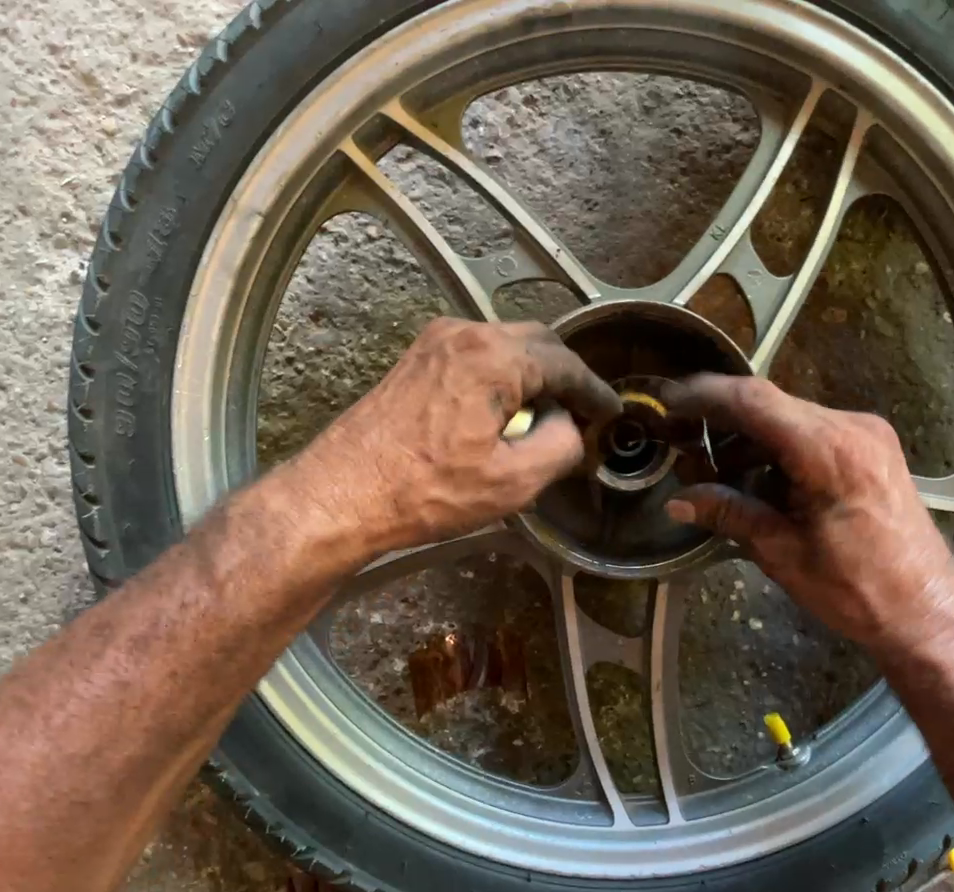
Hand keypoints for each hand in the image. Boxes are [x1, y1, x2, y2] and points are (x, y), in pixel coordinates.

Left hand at [293, 318, 621, 553]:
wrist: (342, 494)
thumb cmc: (425, 492)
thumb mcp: (512, 482)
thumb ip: (560, 446)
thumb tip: (570, 429)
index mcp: (493, 357)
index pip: (565, 364)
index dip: (595, 391)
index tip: (611, 413)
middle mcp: (464, 334)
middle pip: (537, 342)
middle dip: (566, 376)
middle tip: (585, 413)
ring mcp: (434, 343)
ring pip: (505, 346)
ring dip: (533, 375)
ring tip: (548, 416)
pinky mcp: (416, 360)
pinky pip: (476, 356)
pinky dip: (502, 377)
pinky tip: (505, 412)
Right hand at [663, 375, 953, 655]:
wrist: (926, 611)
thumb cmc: (856, 590)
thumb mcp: (781, 552)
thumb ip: (729, 513)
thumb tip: (677, 499)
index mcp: (829, 450)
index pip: (754, 401)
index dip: (705, 395)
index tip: (668, 400)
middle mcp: (852, 427)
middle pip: (770, 405)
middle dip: (721, 421)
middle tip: (680, 441)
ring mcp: (866, 435)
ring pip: (789, 418)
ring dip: (747, 439)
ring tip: (711, 472)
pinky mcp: (872, 449)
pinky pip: (811, 433)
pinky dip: (776, 448)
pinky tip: (754, 479)